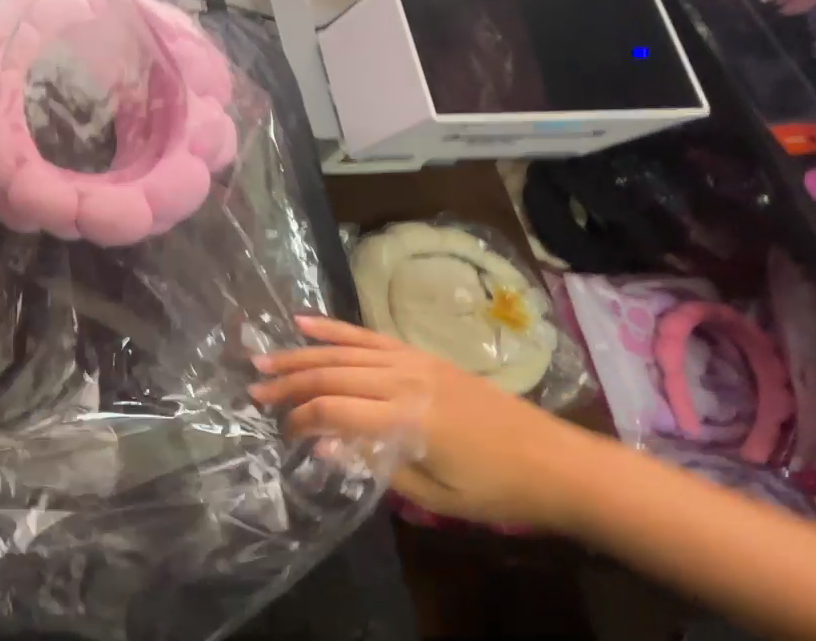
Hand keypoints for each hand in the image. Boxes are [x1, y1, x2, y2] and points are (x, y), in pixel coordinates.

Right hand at [250, 316, 601, 530]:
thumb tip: (323, 446)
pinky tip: (303, 322)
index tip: (284, 433)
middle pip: (329, 375)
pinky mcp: (421, 355)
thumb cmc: (499, 490)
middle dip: (288, 384)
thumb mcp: (436, 494)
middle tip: (254, 391)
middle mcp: (403, 382)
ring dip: (299, 355)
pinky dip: (334, 329)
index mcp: (407, 420)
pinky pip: (369, 336)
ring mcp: (412, 362)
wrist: (561, 463)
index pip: (333, 410)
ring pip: (341, 352)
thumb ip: (377, 465)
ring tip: (264, 361)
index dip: (300, 419)